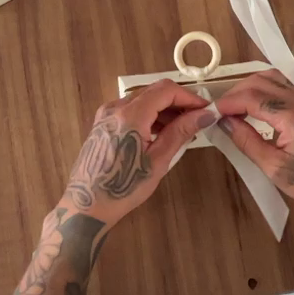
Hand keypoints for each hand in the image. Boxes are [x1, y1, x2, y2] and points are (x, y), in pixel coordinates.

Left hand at [60, 80, 217, 227]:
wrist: (87, 204)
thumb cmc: (123, 187)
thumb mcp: (157, 161)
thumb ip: (180, 132)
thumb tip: (205, 115)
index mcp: (130, 115)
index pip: (166, 90)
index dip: (190, 97)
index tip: (205, 109)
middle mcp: (115, 108)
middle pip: (154, 91)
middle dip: (178, 102)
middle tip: (198, 119)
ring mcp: (106, 114)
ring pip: (143, 99)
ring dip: (165, 110)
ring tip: (183, 130)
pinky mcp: (103, 123)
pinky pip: (131, 110)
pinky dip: (150, 116)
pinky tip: (162, 133)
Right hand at [210, 71, 293, 223]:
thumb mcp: (273, 167)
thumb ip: (247, 141)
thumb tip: (225, 122)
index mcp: (293, 118)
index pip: (252, 97)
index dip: (228, 102)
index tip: (212, 112)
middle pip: (261, 81)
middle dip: (236, 92)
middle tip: (221, 110)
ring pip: (273, 79)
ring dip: (250, 87)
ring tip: (235, 107)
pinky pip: (283, 87)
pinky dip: (264, 90)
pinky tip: (254, 107)